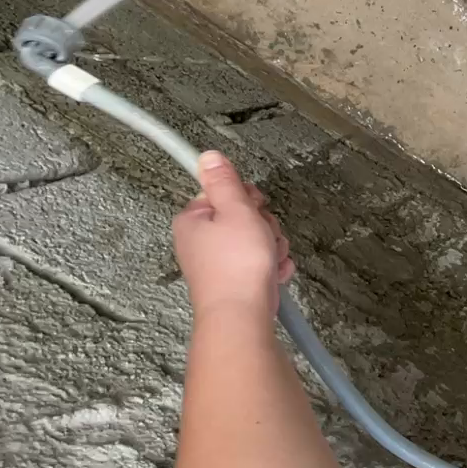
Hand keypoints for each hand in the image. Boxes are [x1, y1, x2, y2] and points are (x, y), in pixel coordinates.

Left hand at [172, 151, 293, 318]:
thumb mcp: (236, 211)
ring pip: (258, 237)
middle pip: (246, 215)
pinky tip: (272, 272)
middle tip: (263, 236)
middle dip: (265, 225)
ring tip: (268, 258)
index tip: (255, 208)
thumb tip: (209, 156)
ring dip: (272, 245)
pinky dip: (272, 264)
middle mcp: (201, 239)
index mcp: (194, 219)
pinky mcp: (235, 276)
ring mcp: (218, 260)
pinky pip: (261, 259)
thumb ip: (225, 182)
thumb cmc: (237, 262)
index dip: (248, 198)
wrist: (242, 311)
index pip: (225, 192)